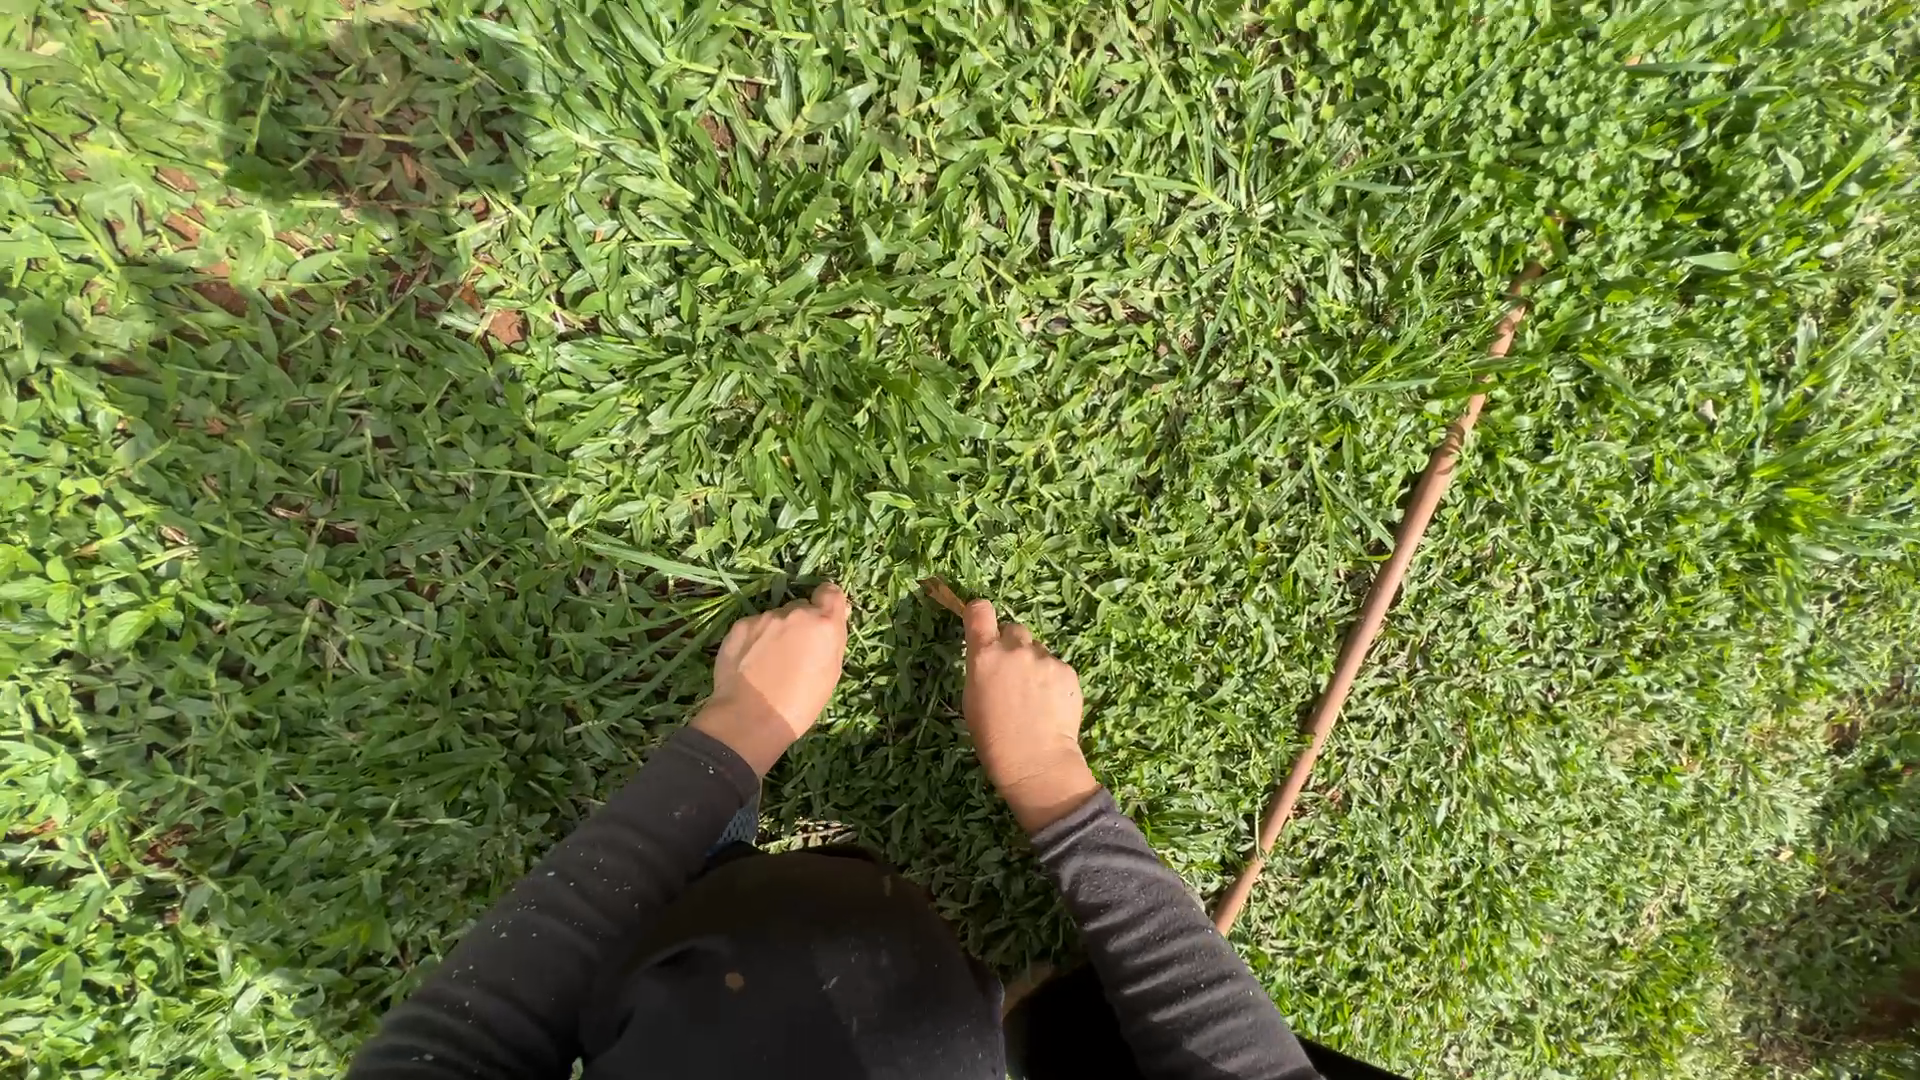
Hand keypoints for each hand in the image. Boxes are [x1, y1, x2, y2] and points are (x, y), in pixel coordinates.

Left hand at [692, 582, 850, 774]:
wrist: (749, 719)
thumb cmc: (799, 705)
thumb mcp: (830, 674)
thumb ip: (832, 642)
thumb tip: (831, 623)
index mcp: (825, 625)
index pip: (831, 592)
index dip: (827, 603)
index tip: (823, 618)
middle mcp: (796, 613)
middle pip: (802, 608)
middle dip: (801, 624)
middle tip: (794, 652)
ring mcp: (766, 618)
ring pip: (776, 619)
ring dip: (776, 632)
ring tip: (768, 663)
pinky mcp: (741, 626)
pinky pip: (754, 627)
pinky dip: (755, 640)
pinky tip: (750, 663)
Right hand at [962, 599, 1098, 832]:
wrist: (1035, 761)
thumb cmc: (992, 738)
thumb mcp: (972, 699)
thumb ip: (981, 669)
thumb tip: (990, 659)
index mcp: (984, 655)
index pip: (980, 611)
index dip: (980, 614)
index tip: (981, 622)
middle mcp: (1015, 649)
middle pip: (1013, 630)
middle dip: (1012, 646)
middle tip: (1013, 674)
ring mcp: (1044, 658)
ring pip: (1038, 650)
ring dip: (1035, 664)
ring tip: (1035, 698)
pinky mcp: (1067, 670)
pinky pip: (1057, 666)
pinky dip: (1053, 680)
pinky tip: (1050, 705)